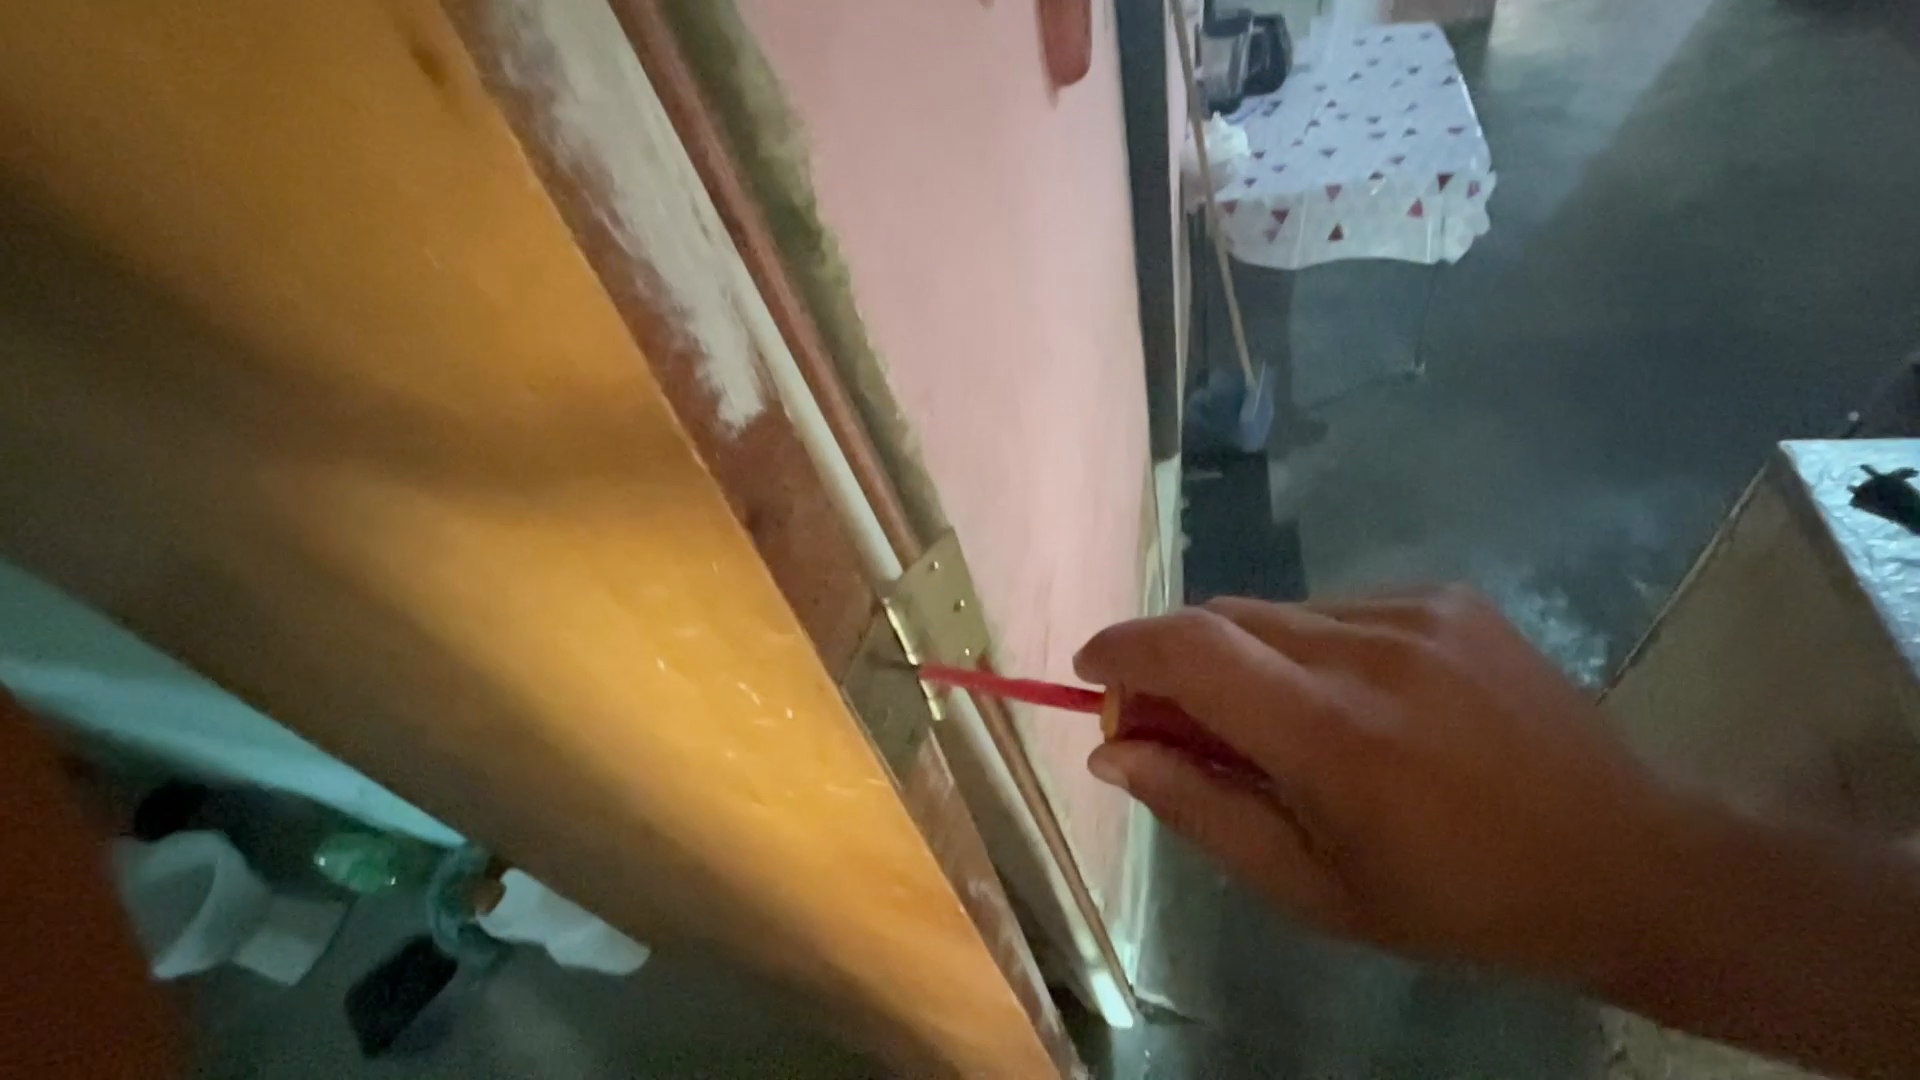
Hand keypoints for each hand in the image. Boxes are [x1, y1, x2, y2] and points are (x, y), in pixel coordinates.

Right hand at [1076, 587, 1698, 980]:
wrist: (1636, 862)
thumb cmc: (1455, 900)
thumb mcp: (1309, 888)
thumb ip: (1198, 809)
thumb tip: (1113, 752)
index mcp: (1330, 731)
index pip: (1188, 649)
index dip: (1122, 646)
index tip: (1091, 670)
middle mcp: (1366, 648)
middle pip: (1220, 618)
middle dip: (1173, 659)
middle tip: (1175, 719)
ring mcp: (1413, 611)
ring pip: (1273, 613)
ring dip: (1244, 658)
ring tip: (1280, 722)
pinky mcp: (1445, 595)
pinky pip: (1332, 609)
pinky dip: (1304, 648)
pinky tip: (1352, 701)